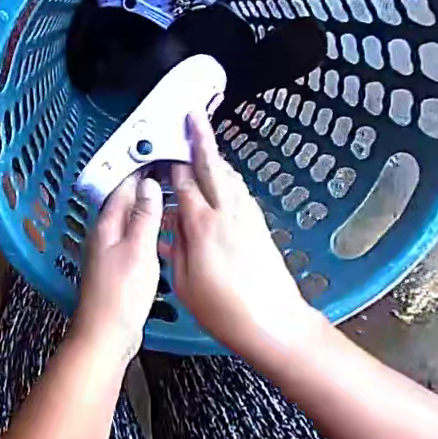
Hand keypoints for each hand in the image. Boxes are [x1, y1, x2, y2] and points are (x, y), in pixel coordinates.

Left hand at [72, 173, 163, 362]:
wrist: (106, 336)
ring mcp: (109, 249)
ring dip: (145, 202)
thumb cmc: (121, 294)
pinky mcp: (116, 264)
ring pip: (129, 216)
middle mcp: (104, 232)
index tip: (158, 152)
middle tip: (167, 166)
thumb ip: (144, 216)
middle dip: (143, 181)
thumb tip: (148, 184)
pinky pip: (132, 233)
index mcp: (107, 224)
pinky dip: (146, 223)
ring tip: (168, 190)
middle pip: (124, 198)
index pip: (123, 185)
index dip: (140, 167)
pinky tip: (159, 226)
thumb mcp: (138, 250)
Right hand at [170, 112, 323, 357]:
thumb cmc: (226, 309)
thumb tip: (171, 225)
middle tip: (192, 114)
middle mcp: (227, 212)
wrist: (276, 323)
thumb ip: (177, 247)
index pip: (183, 181)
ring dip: (215, 155)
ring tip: (204, 140)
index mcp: (203, 225)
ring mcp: (246, 216)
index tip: (161, 146)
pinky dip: (227, 175)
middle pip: (211, 165)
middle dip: (200, 137)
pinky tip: (222, 177)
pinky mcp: (259, 224)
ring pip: (228, 174)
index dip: (171, 162)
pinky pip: (239, 189)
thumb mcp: (185, 283)